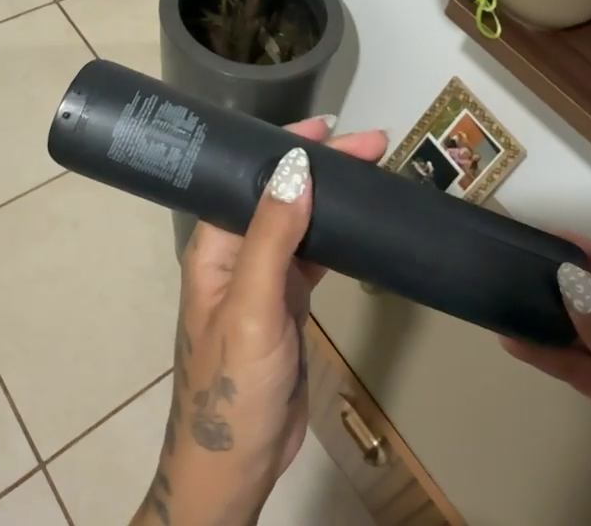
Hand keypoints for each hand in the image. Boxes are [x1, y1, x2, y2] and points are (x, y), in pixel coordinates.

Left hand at [132, 118, 388, 525]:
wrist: (238, 464)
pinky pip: (314, 255)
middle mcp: (238, 254)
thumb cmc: (234, 386)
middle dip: (323, 166)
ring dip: (334, 198)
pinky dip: (339, 235)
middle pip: (282, 194)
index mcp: (216, 247)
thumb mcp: (253, 307)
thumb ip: (273, 236)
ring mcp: (265, 279)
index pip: (250, 179)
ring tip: (375, 173)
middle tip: (373, 146)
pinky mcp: (288, 303)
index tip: (329, 127)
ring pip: (302, 222)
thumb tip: (296, 166)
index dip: (285, 146)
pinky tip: (363, 223)